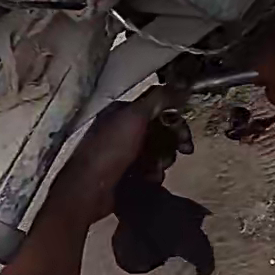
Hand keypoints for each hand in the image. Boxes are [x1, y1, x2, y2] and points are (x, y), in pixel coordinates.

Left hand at [39, 85, 181, 227]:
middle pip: (160, 131)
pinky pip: (148, 169)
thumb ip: (158, 98)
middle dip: (172, 143)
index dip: (176, 123)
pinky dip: (152, 174)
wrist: (89, 190)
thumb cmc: (110, 150)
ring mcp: (124, 152)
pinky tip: (149, 179)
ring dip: (162, 160)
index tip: (186, 140)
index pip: (159, 111)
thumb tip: (182, 85)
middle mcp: (123, 129)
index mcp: (123, 112)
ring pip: (156, 152)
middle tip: (182, 153)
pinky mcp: (125, 172)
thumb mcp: (134, 117)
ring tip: (155, 170)